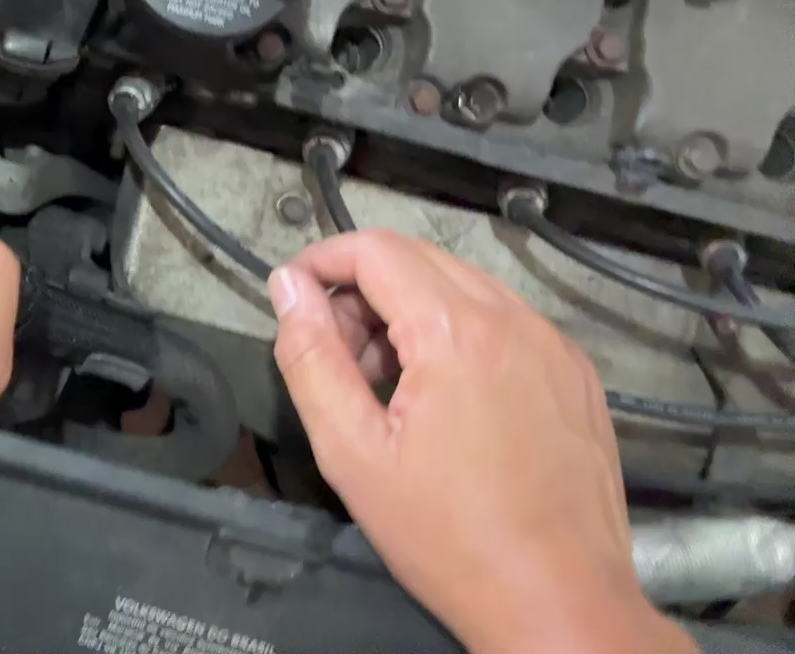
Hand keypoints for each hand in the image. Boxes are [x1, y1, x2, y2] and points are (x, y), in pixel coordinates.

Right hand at [268, 231, 691, 653]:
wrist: (562, 610)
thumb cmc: (442, 529)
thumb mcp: (347, 445)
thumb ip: (308, 353)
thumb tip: (287, 285)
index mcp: (457, 334)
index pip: (374, 250)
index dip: (319, 261)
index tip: (292, 300)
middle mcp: (516, 322)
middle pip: (414, 256)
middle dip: (356, 284)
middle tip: (330, 346)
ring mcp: (555, 347)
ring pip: (455, 281)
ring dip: (400, 304)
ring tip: (378, 374)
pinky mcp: (574, 374)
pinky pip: (496, 315)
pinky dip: (447, 325)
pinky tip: (433, 386)